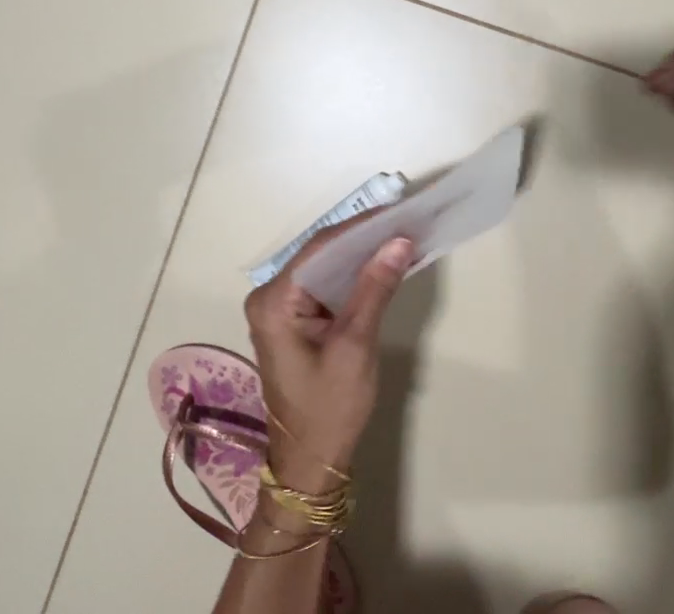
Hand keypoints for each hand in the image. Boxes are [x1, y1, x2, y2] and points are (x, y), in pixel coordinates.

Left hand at [243, 220, 414, 491]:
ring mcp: (279, 308)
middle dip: (362, 239)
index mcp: (274, 300)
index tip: (398, 213)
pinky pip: (324, 287)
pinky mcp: (293, 320)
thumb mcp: (355, 345)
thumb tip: (399, 241)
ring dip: (359, 256)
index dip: (360, 228)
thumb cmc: (330, 407)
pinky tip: (381, 266)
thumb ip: (374, 289)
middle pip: (320, 254)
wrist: (311, 461)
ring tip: (399, 238)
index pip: (320, 248)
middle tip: (404, 221)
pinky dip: (352, 278)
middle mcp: (269, 296)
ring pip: (323, 268)